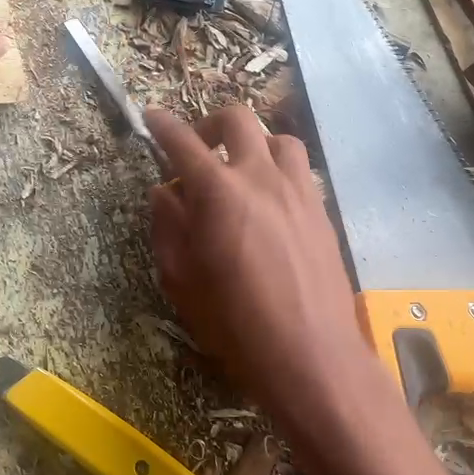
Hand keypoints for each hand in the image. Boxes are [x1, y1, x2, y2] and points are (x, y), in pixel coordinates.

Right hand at [145, 105, 367, 401]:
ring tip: (242, 172)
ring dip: (254, 146)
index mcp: (217, 191)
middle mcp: (260, 177)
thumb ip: (168, 226)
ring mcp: (298, 192)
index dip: (162, 124)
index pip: (181, 141)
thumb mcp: (181, 279)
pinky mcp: (322, 212)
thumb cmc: (234, 324)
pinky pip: (301, 172)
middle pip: (237, 120)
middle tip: (199, 149)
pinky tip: (271, 204)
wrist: (312, 358)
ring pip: (278, 139)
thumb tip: (165, 192)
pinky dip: (280, 173)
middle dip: (210, 124)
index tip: (151, 116)